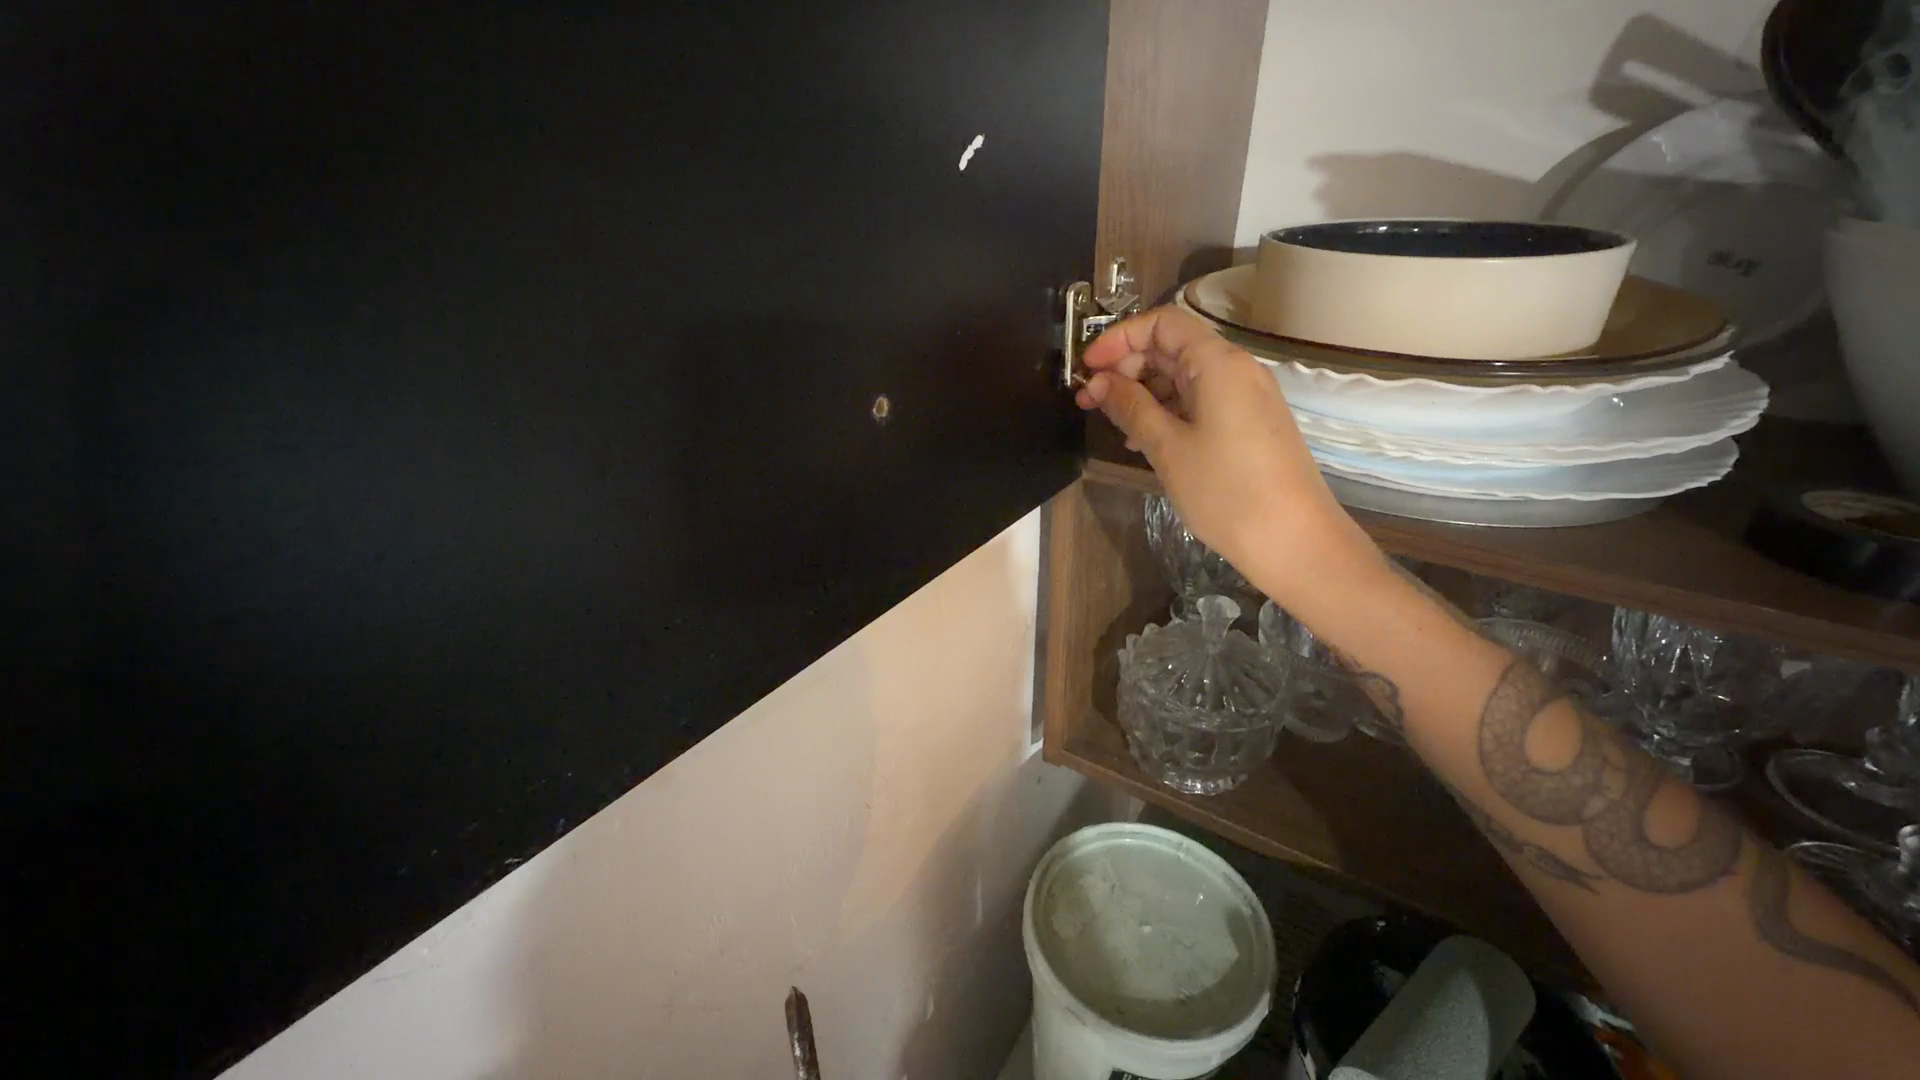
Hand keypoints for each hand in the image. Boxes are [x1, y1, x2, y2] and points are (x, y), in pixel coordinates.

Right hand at [1075, 306, 1368, 606]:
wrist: (1295, 541)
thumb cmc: (1227, 492)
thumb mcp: (1168, 448)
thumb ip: (1130, 408)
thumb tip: (1099, 382)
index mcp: (1218, 363)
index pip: (1163, 323)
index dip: (1120, 338)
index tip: (1088, 366)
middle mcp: (1236, 369)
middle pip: (1173, 347)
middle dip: (1127, 366)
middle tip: (1090, 399)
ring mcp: (1247, 398)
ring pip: (1185, 377)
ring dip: (1144, 392)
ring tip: (1111, 423)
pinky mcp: (1250, 424)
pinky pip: (1201, 402)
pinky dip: (1168, 411)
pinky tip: (1143, 440)